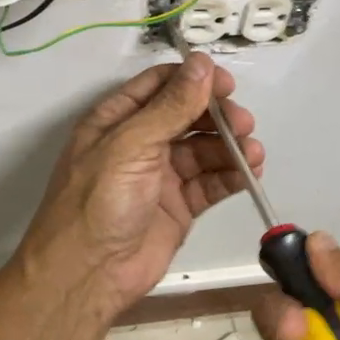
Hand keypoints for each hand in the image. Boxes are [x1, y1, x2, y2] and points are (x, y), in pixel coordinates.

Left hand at [17, 53, 263, 319]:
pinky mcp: (178, 206)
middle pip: (186, 116)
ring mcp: (160, 176)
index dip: (193, 80)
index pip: (160, 86)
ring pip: (203, 150)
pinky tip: (249, 173)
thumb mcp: (132, 145)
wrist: (87, 274)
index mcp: (117, 120)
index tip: (226, 84)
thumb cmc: (99, 201)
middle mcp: (139, 143)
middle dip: (216, 116)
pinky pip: (209, 183)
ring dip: (229, 147)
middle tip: (243, 123)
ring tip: (252, 152)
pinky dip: (231, 175)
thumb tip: (203, 64)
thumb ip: (171, 106)